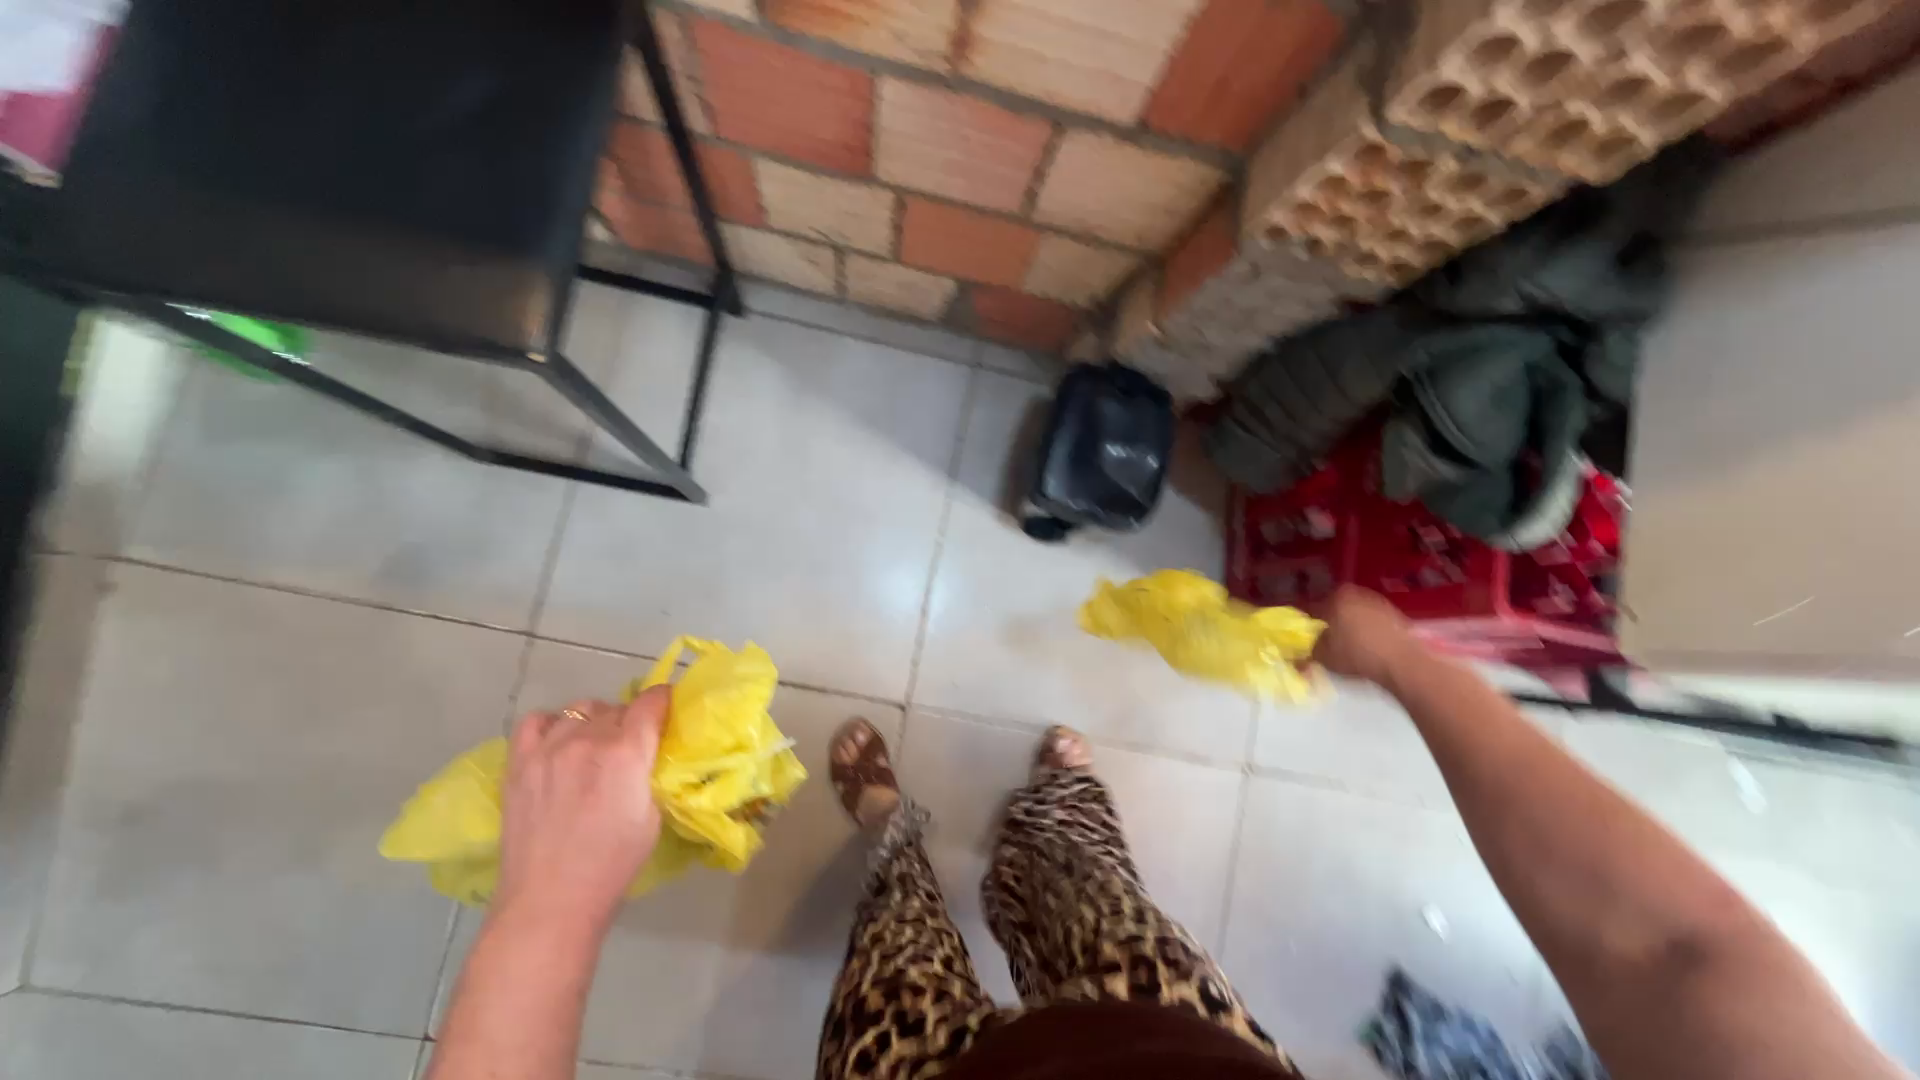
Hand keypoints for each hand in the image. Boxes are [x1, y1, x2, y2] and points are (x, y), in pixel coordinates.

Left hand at [493, 687, 669, 934]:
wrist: (549, 902)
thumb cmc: (612, 866)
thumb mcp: (652, 817)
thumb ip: (650, 774)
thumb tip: (649, 754)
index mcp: (626, 753)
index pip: (650, 702)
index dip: (664, 701)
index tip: (668, 709)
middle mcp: (587, 740)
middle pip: (617, 707)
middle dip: (631, 719)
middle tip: (634, 746)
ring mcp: (548, 749)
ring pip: (580, 710)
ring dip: (595, 721)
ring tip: (596, 745)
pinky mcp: (518, 764)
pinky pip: (535, 721)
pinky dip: (552, 723)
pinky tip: (559, 742)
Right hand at [1310, 585, 1421, 686]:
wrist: (1402, 663)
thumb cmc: (1357, 655)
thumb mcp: (1325, 657)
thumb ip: (1312, 649)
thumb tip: (1311, 647)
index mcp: (1335, 598)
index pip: (1312, 608)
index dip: (1306, 622)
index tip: (1304, 634)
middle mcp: (1356, 593)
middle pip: (1336, 606)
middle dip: (1331, 619)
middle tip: (1327, 638)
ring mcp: (1377, 602)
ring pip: (1355, 612)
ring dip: (1350, 624)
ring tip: (1349, 643)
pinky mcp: (1395, 613)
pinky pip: (1372, 619)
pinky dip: (1368, 628)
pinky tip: (1367, 644)